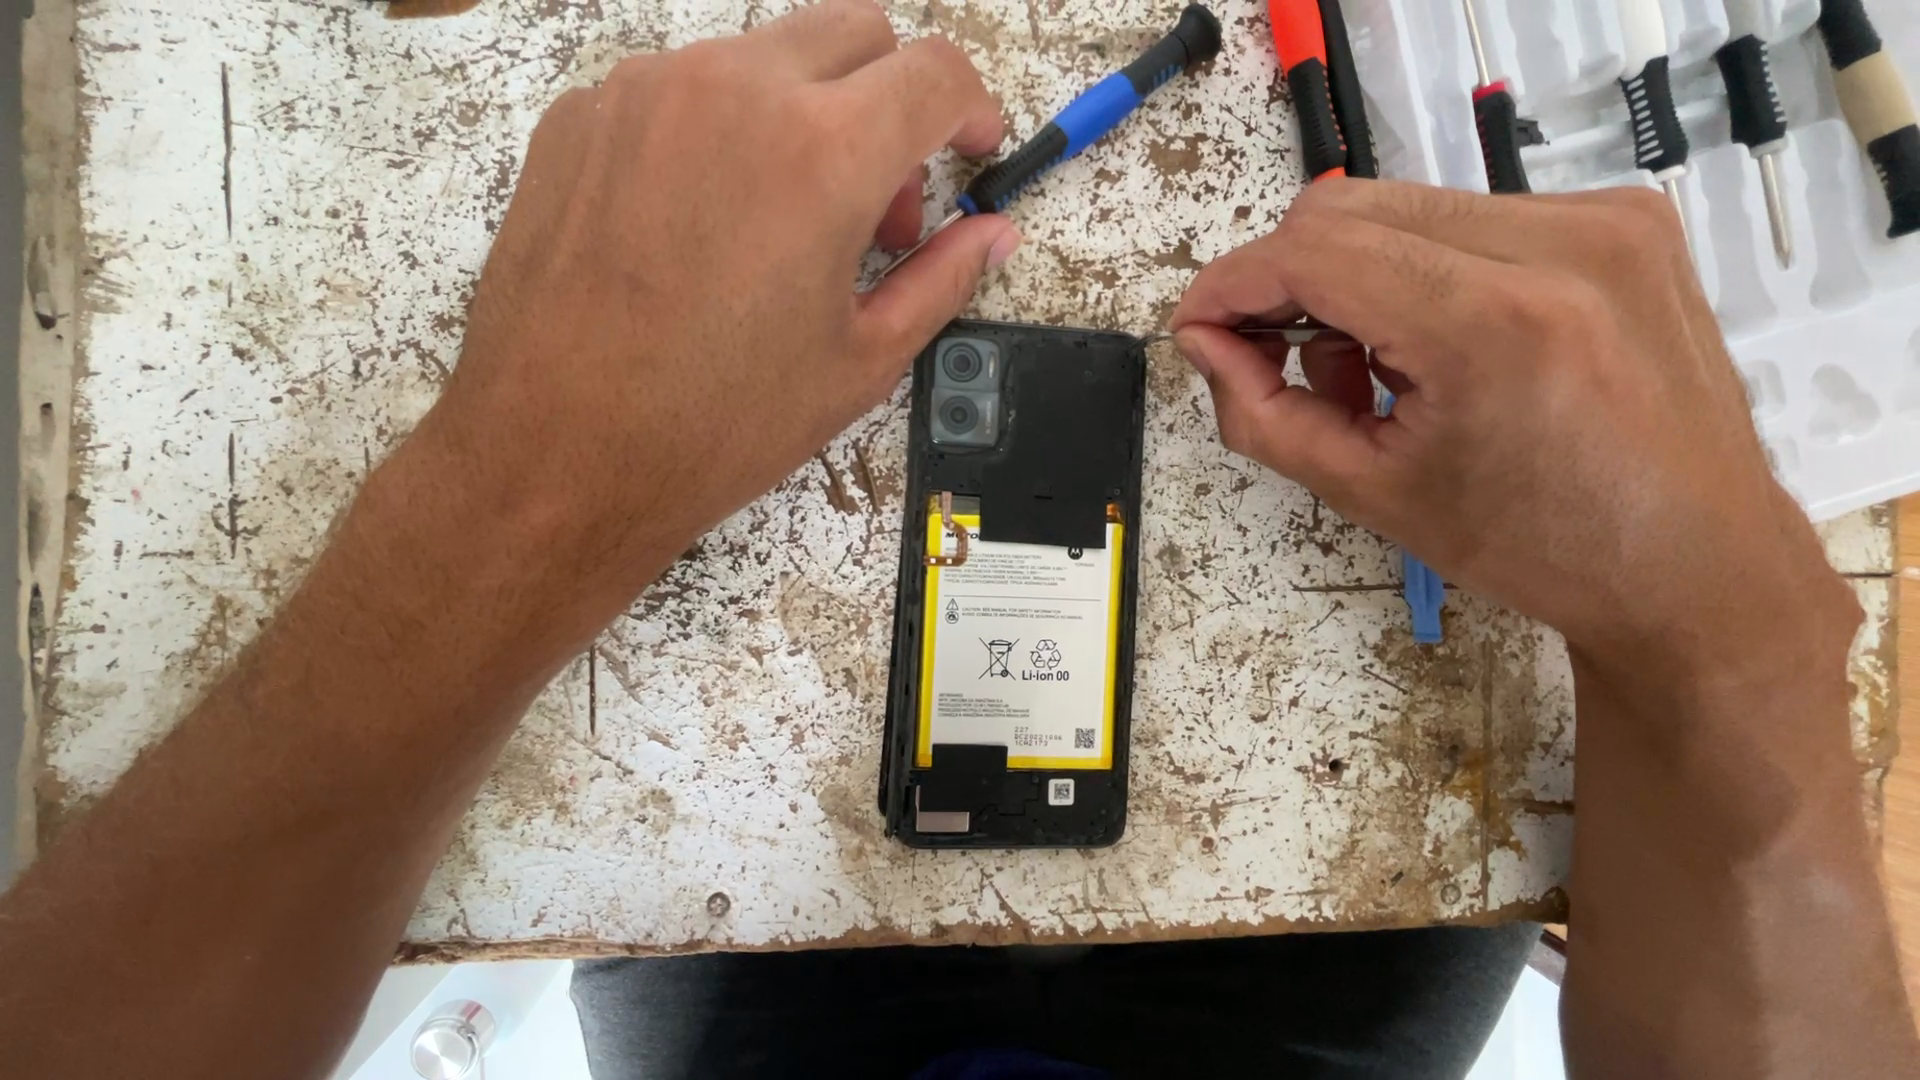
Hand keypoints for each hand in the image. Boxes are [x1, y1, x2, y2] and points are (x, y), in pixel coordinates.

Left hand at [408, 0, 1017, 630]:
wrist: (562, 452)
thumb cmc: (724, 422)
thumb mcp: (862, 361)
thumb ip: (942, 279)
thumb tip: (994, 234)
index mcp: (821, 155)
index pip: (933, 72)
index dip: (972, 107)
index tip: (972, 150)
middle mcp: (734, 90)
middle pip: (856, 36)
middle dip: (893, 106)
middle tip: (879, 210)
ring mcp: (646, 91)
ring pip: (766, 61)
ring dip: (808, 122)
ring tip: (786, 234)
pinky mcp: (583, 116)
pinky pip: (686, 92)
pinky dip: (727, 137)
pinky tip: (707, 232)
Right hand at [1170, 180, 1855, 671]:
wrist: (1689, 564)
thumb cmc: (1524, 546)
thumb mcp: (1362, 490)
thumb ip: (1259, 411)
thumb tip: (1204, 342)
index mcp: (1491, 322)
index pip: (1312, 254)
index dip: (1230, 284)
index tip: (1194, 327)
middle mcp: (1557, 240)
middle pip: (1344, 210)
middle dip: (1279, 280)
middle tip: (1265, 356)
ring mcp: (1600, 219)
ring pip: (1396, 210)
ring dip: (1343, 281)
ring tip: (1356, 370)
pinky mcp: (1619, 222)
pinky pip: (1458, 220)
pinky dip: (1406, 274)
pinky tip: (1420, 348)